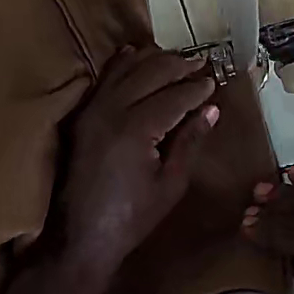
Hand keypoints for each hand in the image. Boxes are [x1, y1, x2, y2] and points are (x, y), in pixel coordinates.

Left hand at [52, 46, 219, 281]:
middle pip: (151, 73)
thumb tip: (211, 109)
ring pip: (127, 69)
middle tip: (200, 63)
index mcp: (137, 129)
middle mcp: (112, 110)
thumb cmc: (132, 217)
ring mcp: (93, 110)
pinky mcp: (82, 115)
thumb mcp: (171, 183)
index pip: (175, 97)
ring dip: (153, 60)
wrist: (80, 238)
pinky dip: (122, 64)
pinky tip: (134, 54)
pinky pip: (105, 78)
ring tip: (175, 59)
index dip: (197, 88)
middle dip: (178, 66)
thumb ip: (190, 141)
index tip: (213, 81)